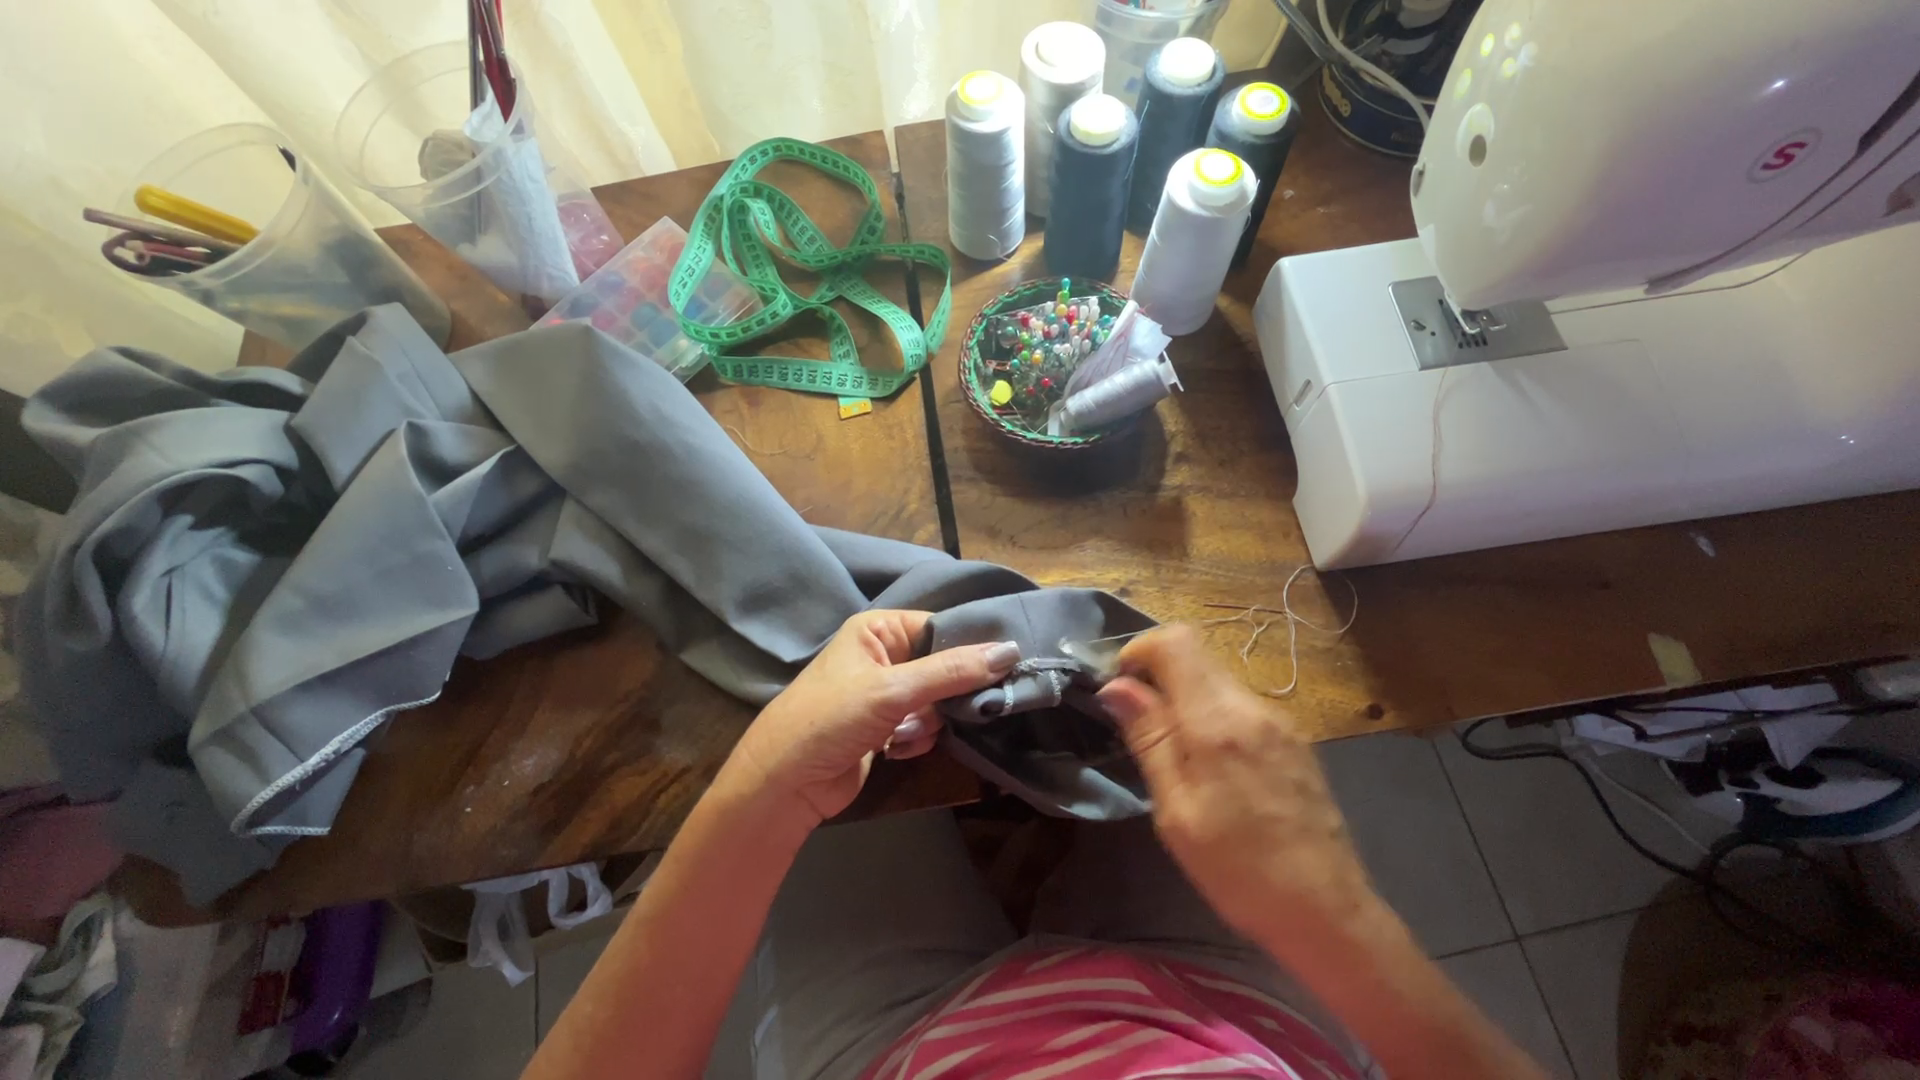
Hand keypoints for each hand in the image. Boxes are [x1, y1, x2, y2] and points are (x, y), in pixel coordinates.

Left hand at [722, 610, 1020, 825]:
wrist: (785, 783)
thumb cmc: (831, 719)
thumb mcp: (893, 690)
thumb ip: (952, 671)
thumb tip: (1012, 651)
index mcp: (878, 629)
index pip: (940, 627)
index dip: (971, 647)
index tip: (1006, 667)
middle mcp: (883, 655)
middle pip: (944, 666)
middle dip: (950, 694)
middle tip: (969, 711)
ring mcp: (886, 693)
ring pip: (939, 701)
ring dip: (930, 723)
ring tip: (905, 735)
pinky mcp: (887, 727)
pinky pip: (925, 726)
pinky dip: (918, 739)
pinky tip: (897, 750)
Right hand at [1097, 625, 1379, 940]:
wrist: (1327, 912)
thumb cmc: (1238, 869)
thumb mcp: (1176, 810)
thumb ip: (1149, 738)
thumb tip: (1115, 686)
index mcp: (1218, 721)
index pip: (1175, 641)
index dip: (1138, 652)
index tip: (1119, 691)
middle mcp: (1253, 707)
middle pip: (1196, 656)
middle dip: (1157, 677)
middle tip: (1136, 727)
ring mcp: (1280, 722)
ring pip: (1217, 681)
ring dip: (1184, 700)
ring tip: (1171, 755)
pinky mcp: (1294, 740)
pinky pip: (1240, 707)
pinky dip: (1211, 718)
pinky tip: (1211, 768)